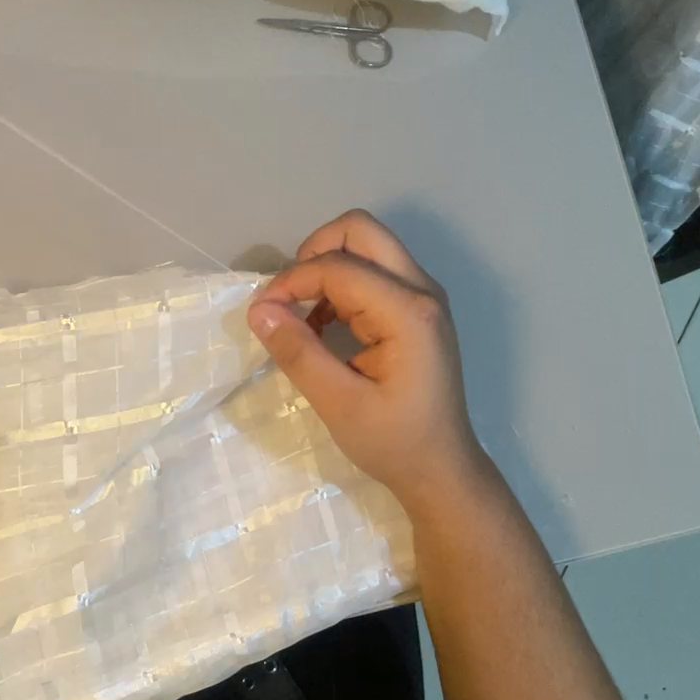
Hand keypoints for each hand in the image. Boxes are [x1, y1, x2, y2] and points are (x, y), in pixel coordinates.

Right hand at [246, 210, 488, 508]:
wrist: (441, 469)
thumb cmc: (393, 442)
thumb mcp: (338, 404)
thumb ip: (298, 352)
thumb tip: (258, 309)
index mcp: (408, 313)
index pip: (338, 267)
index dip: (291, 282)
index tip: (262, 314)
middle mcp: (422, 290)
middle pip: (360, 230)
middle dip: (313, 254)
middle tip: (288, 298)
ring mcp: (423, 296)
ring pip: (366, 246)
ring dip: (326, 269)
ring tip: (303, 319)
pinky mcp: (416, 308)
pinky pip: (372, 272)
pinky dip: (340, 285)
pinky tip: (323, 327)